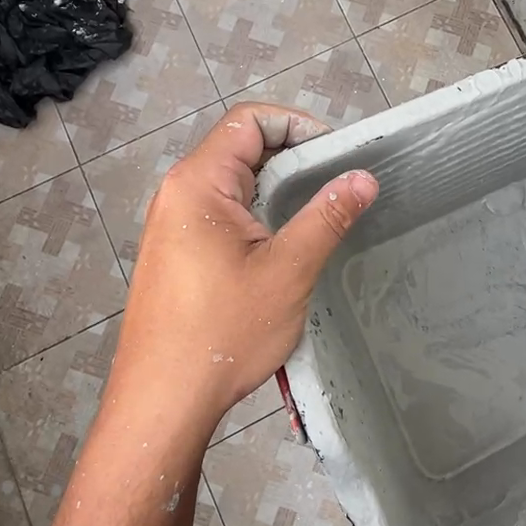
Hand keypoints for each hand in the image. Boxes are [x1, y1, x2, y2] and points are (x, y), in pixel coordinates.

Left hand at [112, 102, 376, 422]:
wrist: (162, 404)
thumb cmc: (223, 332)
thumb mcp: (288, 270)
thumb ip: (327, 216)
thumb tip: (363, 177)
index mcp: (198, 184)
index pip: (249, 121)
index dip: (296, 124)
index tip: (334, 154)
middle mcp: (179, 193)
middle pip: (240, 146)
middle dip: (292, 155)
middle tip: (336, 183)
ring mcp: (173, 225)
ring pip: (234, 182)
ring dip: (277, 186)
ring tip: (319, 212)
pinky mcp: (178, 253)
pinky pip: (223, 211)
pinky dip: (259, 211)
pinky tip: (286, 243)